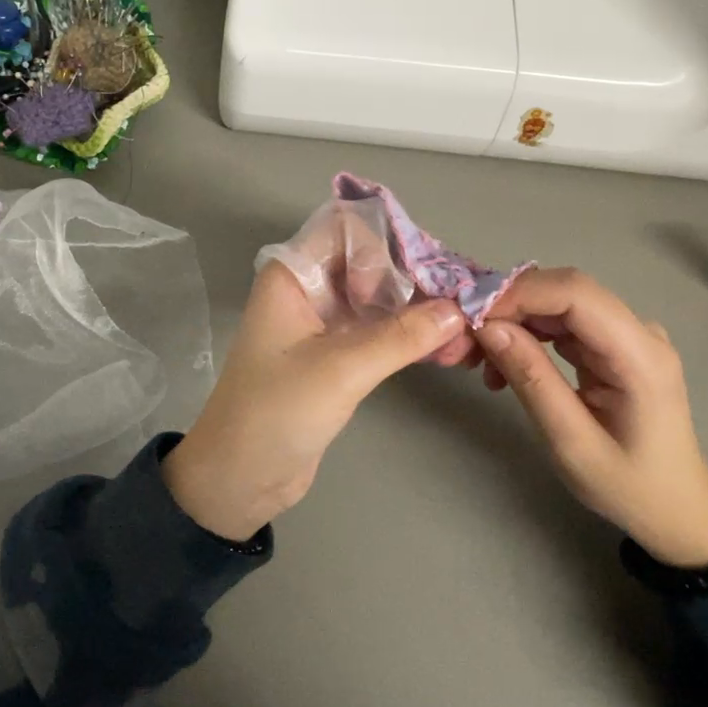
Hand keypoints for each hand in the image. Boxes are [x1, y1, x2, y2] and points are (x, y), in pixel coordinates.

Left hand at [164, 264, 467, 540]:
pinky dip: (411, 336)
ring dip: (421, 311)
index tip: (423, 274)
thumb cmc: (276, 412)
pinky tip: (449, 350)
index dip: (388, 242)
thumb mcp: (340, 370)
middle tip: (466, 302)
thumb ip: (400, 336)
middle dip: (417, 278)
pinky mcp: (336, 355)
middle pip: (371, 262)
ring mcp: (323, 323)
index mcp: (293, 276)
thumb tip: (458, 309)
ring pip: (380, 298)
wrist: (239, 477)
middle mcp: (309, 289)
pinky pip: (379, 330)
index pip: (346, 229)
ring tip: (468, 333)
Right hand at [474, 268, 707, 568]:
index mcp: (640, 356)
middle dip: (508, 306)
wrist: (676, 509)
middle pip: (563, 290)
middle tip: (465, 340)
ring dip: (512, 321)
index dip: (519, 293)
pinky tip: (502, 365)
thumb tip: (487, 327)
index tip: (471, 319)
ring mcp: (626, 335)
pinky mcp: (611, 344)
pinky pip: (560, 322)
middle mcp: (638, 332)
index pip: (575, 293)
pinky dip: (525, 335)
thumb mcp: (571, 443)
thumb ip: (532, 380)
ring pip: (556, 302)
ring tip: (478, 360)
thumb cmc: (629, 485)